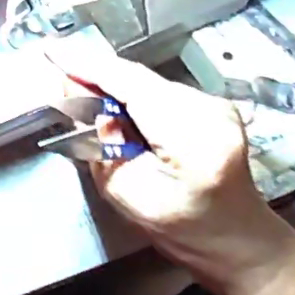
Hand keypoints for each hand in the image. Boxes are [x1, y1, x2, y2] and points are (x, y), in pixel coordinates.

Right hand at [45, 41, 294, 294]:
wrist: (241, 243)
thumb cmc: (185, 233)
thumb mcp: (129, 197)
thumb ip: (101, 145)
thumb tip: (80, 97)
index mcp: (193, 140)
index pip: (132, 86)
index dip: (89, 67)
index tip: (53, 51)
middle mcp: (210, 112)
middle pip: (138, 78)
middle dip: (96, 75)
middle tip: (60, 79)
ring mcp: (216, 104)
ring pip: (146, 81)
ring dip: (113, 85)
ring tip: (87, 99)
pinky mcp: (212, 103)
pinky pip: (158, 88)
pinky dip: (133, 93)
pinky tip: (119, 109)